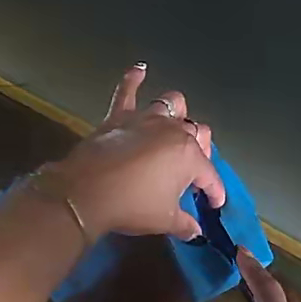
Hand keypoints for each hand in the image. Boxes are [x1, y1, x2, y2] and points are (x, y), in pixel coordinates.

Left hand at [43, 64, 225, 238]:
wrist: (86, 192)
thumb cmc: (130, 206)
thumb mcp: (163, 221)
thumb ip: (184, 224)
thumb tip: (195, 231)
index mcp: (190, 157)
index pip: (210, 175)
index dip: (214, 191)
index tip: (214, 203)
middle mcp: (173, 131)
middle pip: (196, 133)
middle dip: (199, 149)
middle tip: (189, 168)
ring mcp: (145, 120)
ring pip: (172, 105)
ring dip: (177, 114)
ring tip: (174, 125)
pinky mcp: (118, 117)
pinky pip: (127, 91)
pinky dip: (133, 79)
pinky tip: (139, 70)